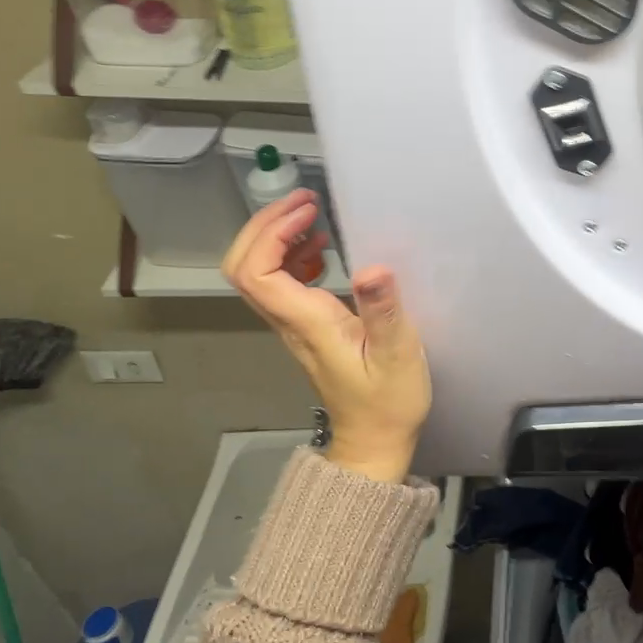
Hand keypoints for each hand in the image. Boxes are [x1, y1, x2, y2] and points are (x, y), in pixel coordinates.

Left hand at [222, 190, 431, 482]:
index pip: (256, 272)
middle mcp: (289, 322)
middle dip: (265, 226)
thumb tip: (372, 267)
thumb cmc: (388, 400)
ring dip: (277, 236)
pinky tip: (323, 247)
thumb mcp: (397, 354)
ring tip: (315, 213)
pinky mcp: (305, 327)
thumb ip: (383, 311)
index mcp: (306, 323)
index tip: (308, 208)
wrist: (374, 442)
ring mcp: (293, 325)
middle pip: (245, 268)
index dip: (271, 232)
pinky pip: (280, 283)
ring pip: (258, 273)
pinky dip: (293, 254)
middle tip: (304, 200)